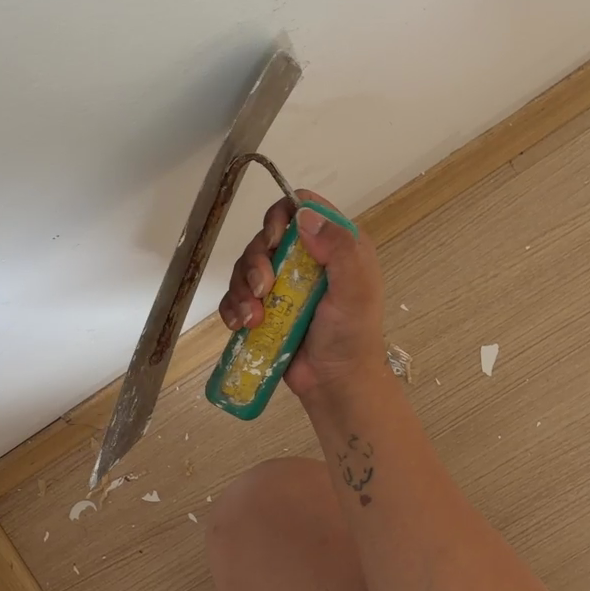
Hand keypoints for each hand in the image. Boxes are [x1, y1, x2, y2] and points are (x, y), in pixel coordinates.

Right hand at [217, 189, 387, 405]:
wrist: (336, 383)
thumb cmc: (353, 336)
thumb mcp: (356, 288)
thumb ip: (338, 249)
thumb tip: (303, 216)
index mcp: (335, 247)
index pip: (301, 207)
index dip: (281, 217)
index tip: (274, 242)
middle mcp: (308, 261)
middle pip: (265, 238)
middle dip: (256, 262)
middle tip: (263, 290)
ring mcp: (284, 286)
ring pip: (246, 268)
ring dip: (242, 290)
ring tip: (253, 318)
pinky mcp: (265, 310)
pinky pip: (237, 297)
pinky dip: (233, 308)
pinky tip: (242, 325)